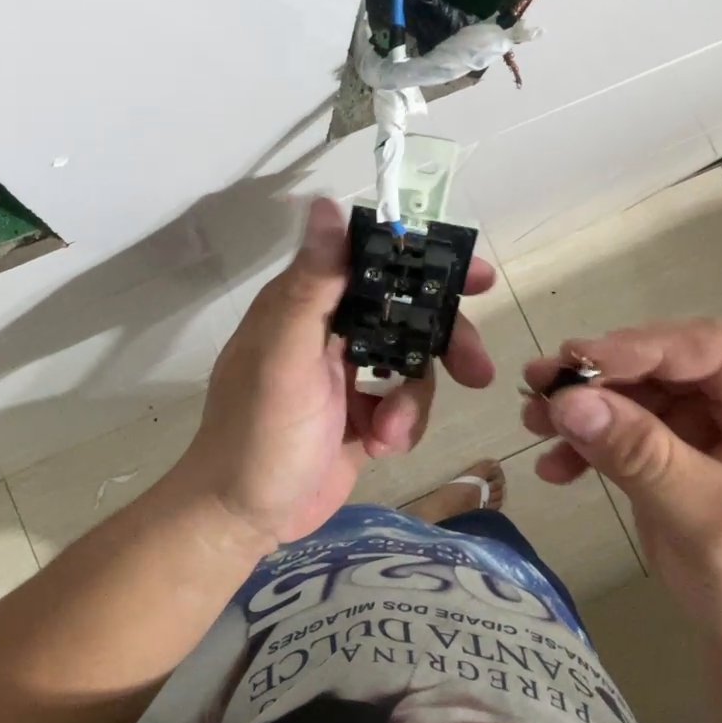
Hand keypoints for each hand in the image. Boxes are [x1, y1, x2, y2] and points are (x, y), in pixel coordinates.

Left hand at [171, 197, 495, 544]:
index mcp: (304, 307)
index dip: (423, 262)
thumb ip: (313, 285)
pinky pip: (403, 407)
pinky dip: (402, 427)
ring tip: (391, 433)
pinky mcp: (359, 419)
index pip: (371, 263)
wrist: (244, 518)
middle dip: (442, 341)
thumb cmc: (258, 435)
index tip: (472, 275)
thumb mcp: (285, 357)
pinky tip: (380, 450)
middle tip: (477, 366)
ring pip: (411, 366)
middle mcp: (327, 334)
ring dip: (414, 400)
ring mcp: (345, 378)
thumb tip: (326, 204)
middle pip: (405, 314)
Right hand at [520, 320, 721, 670]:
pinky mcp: (680, 449)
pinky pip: (625, 426)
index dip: (641, 349)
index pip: (716, 350)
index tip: (572, 363)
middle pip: (670, 362)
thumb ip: (643, 457)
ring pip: (638, 389)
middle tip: (537, 385)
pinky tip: (555, 467)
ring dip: (585, 405)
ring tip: (532, 421)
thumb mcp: (713, 523)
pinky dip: (586, 440)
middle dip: (603, 376)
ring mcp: (717, 424)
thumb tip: (567, 401)